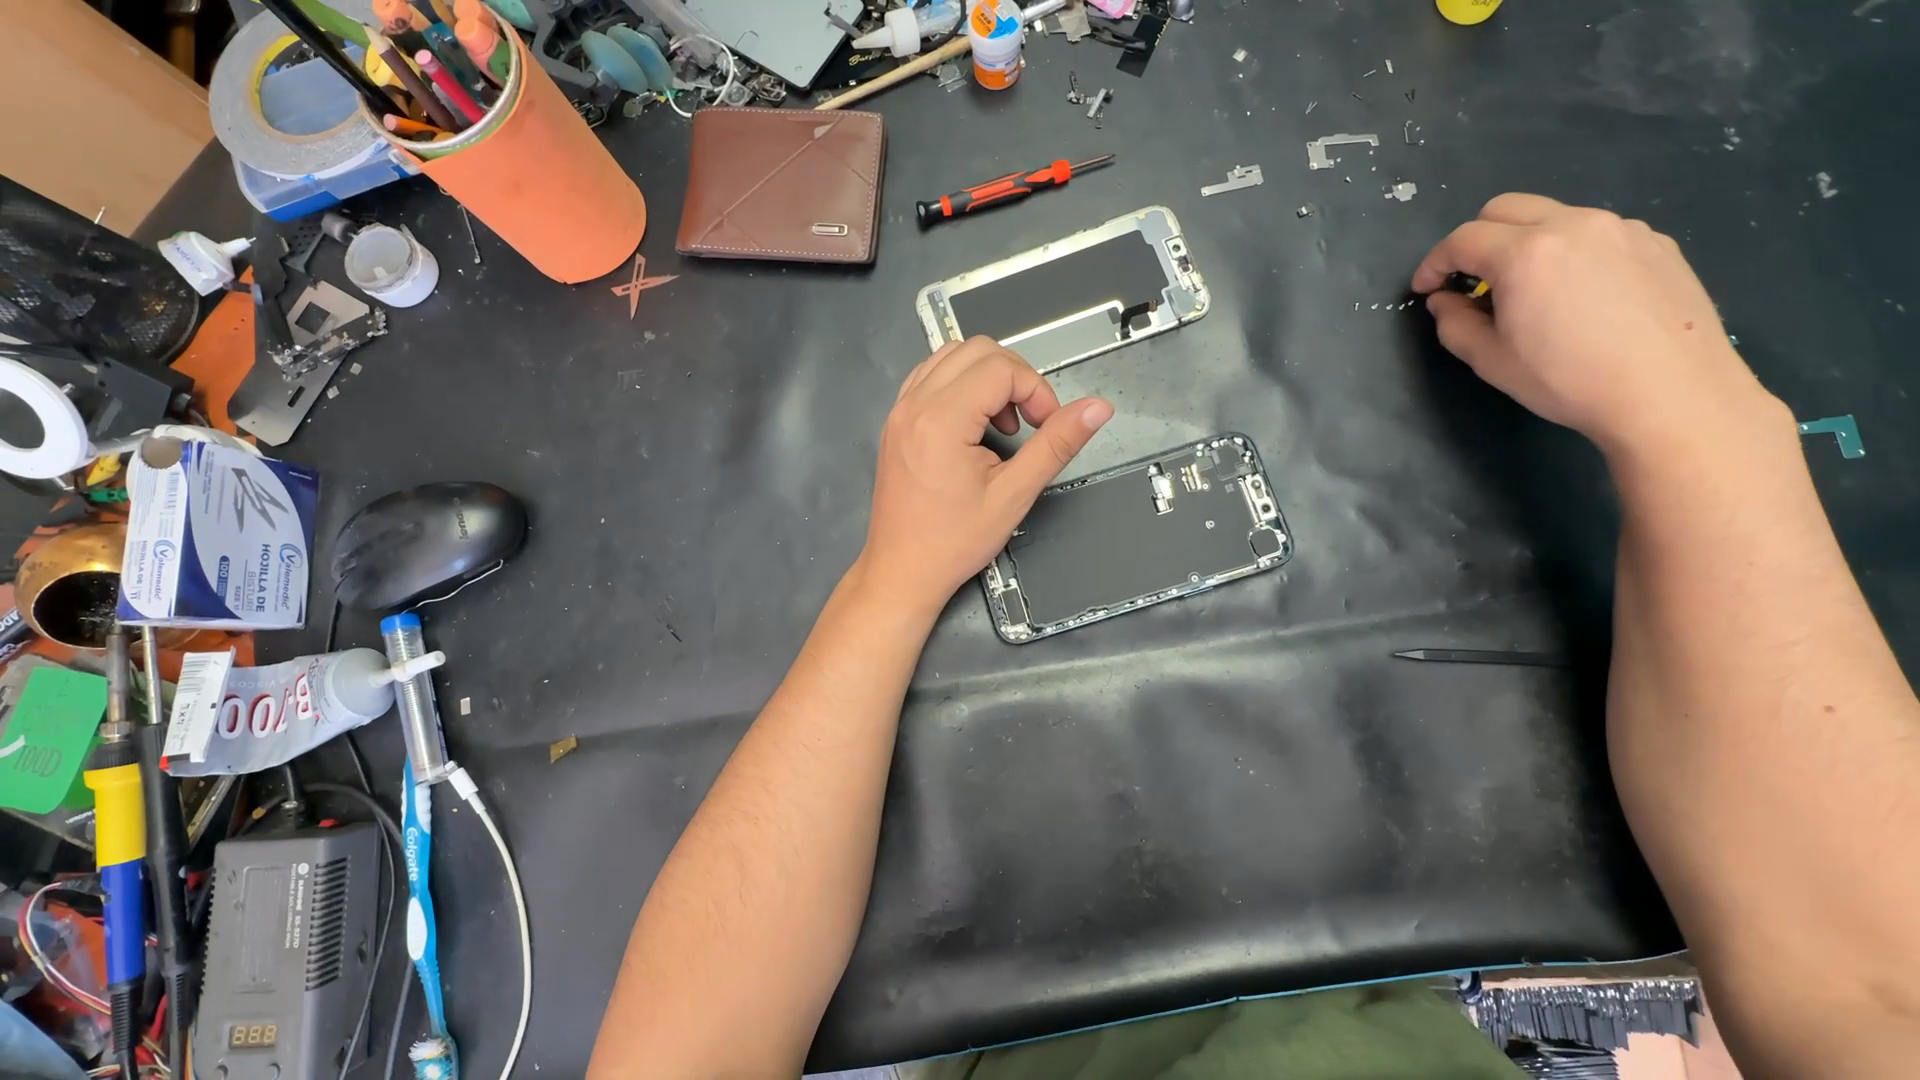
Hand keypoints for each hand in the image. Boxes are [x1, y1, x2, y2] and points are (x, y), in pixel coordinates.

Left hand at [856, 337, 1112, 613]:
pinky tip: (974, 422)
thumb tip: (1096, 409)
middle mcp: (914, 406)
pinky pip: (930, 376)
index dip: (1035, 390)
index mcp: (940, 420)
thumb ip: (1056, 444)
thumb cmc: (952, 542)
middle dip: (1014, 377)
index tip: (1046, 425)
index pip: (1001, 368)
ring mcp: (900, 411)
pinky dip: (960, 384)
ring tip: (1001, 424)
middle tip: (1029, 422)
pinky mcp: (896, 421)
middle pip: (977, 350)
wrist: (903, 571)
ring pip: (951, 355)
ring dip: (987, 377)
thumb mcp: (1015, 495)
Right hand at [1414, 193, 1781, 452]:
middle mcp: (1573, 224)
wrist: (1670, 392)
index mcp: (1525, 253)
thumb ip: (1454, 323)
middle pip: (1505, 208)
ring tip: (1530, 288)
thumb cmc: (1567, 380)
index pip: (1461, 240)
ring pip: (1554, 216)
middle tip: (1471, 279)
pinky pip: (1596, 233)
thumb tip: (1445, 301)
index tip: (1427, 289)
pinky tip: (1579, 294)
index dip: (1434, 263)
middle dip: (1476, 239)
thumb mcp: (1491, 361)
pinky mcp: (1655, 242)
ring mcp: (1620, 228)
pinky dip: (1571, 251)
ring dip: (1525, 242)